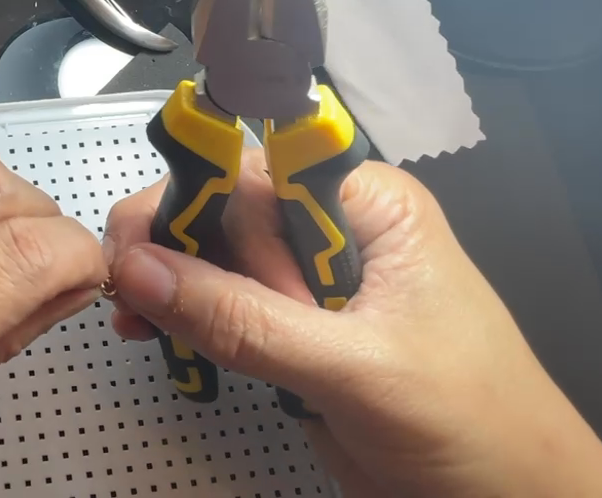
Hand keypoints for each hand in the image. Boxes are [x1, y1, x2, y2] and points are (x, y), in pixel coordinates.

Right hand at [103, 150, 601, 497]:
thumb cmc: (476, 434)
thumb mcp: (355, 372)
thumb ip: (242, 320)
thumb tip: (136, 268)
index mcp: (362, 204)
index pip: (255, 168)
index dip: (192, 191)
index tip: (137, 240)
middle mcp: (328, 225)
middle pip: (221, 208)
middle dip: (173, 246)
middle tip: (126, 288)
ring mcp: (306, 277)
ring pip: (210, 254)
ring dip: (166, 282)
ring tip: (133, 319)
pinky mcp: (289, 324)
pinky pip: (217, 302)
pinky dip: (180, 314)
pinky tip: (151, 332)